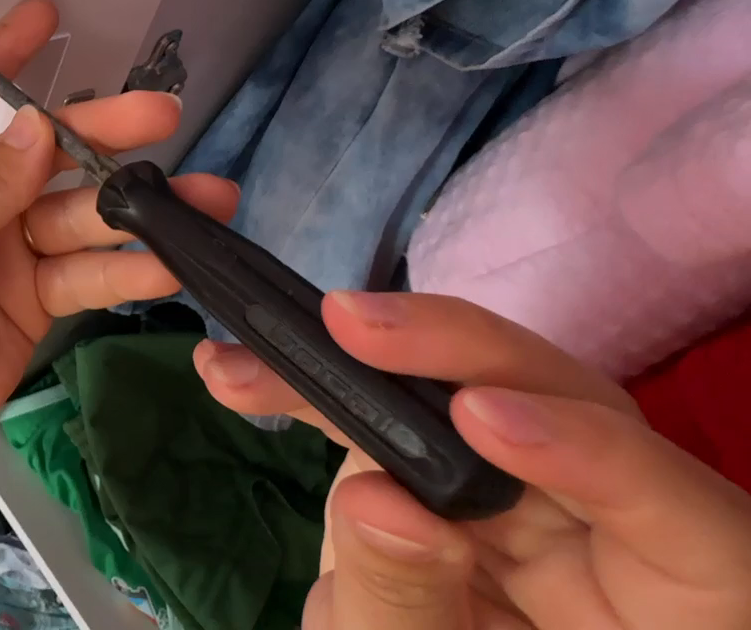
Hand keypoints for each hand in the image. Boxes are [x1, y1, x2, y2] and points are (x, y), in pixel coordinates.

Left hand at [0, 0, 238, 472]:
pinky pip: (89, 272)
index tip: (46, 15)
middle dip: (102, 133)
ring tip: (206, 201)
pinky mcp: (38, 296)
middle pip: (48, 153)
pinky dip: (128, 269)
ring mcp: (10, 248)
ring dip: (138, 209)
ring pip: (81, 214)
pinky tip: (171, 265)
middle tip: (164, 114)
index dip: (4, 55)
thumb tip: (39, 126)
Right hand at [194, 291, 750, 628]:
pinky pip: (391, 407)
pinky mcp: (450, 468)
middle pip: (570, 405)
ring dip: (347, 361)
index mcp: (665, 617)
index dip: (595, 451)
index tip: (476, 415)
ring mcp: (527, 493)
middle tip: (346, 322)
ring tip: (246, 363)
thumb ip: (406, 598)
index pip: (685, 526)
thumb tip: (377, 498)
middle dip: (451, 351)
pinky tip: (238, 373)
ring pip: (461, 386)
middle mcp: (611, 534)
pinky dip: (315, 385)